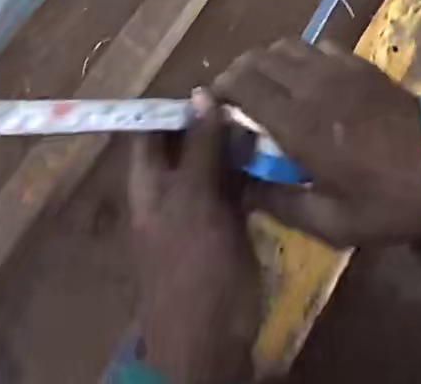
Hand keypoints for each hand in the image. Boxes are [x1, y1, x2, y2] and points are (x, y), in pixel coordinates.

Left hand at [127, 98, 259, 383]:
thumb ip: (199, 146)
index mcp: (149, 178)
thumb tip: (200, 94)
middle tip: (246, 94)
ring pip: (212, 160)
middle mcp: (169, 186)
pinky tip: (271, 151)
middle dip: (211, 119)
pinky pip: (234, 184)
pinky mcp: (225, 223)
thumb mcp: (195, 198)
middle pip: (185, 140)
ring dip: (233, 142)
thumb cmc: (193, 265)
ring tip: (263, 115)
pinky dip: (249, 168)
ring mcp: (198, 205)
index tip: (209, 79)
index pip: (153, 125)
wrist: (212, 342)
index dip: (174, 102)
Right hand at [212, 39, 420, 247]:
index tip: (214, 104)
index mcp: (298, 123)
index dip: (220, 89)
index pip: (242, 84)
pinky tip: (309, 78)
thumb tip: (239, 186)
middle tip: (237, 98)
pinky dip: (301, 56)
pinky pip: (316, 45)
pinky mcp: (359, 64)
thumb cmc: (388, 203)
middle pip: (256, 58)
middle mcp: (310, 85)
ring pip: (284, 46)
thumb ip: (278, 202)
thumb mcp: (331, 223)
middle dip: (238, 73)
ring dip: (267, 61)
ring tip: (269, 85)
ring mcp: (337, 69)